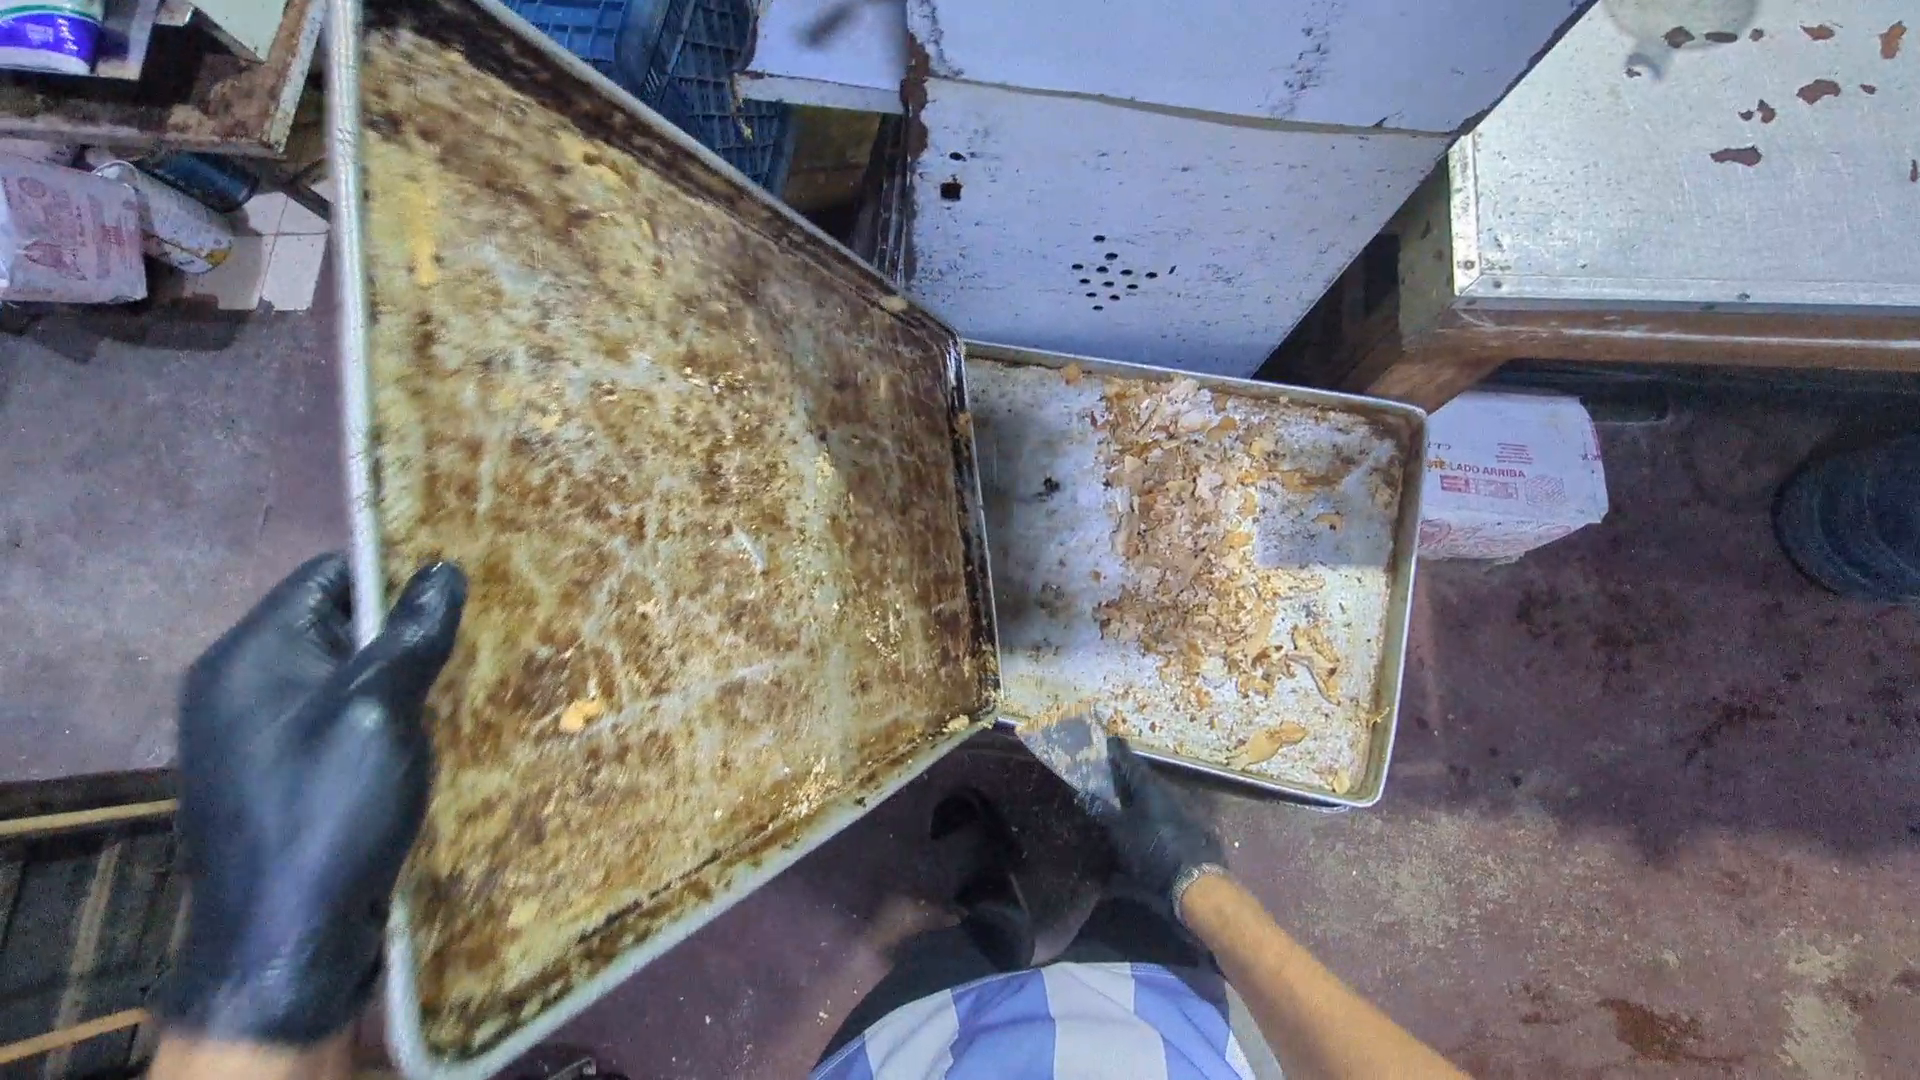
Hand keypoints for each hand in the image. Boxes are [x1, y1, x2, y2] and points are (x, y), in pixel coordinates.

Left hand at [160, 553, 465, 1044]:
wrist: (287, 938)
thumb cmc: (331, 806)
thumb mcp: (381, 708)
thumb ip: (411, 633)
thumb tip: (444, 568)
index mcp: (251, 656)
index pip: (328, 577)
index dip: (396, 575)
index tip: (464, 590)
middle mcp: (245, 685)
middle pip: (341, 623)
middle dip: (408, 628)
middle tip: (478, 637)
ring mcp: (263, 732)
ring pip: (349, 673)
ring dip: (407, 675)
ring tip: (470, 682)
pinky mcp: (287, 771)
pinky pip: (345, 717)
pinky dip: (392, 714)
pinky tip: (436, 732)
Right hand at [1088, 737, 1226, 919]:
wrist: (1198, 884)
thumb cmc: (1153, 852)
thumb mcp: (1120, 833)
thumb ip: (1102, 811)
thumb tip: (1083, 793)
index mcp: (1151, 788)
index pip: (1130, 762)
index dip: (1118, 752)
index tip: (1110, 741)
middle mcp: (1170, 793)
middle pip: (1146, 780)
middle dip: (1130, 779)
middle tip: (1114, 776)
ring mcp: (1186, 811)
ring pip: (1159, 798)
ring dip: (1144, 799)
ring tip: (1129, 804)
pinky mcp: (1196, 831)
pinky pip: (1171, 816)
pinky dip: (1158, 817)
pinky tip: (1151, 828)